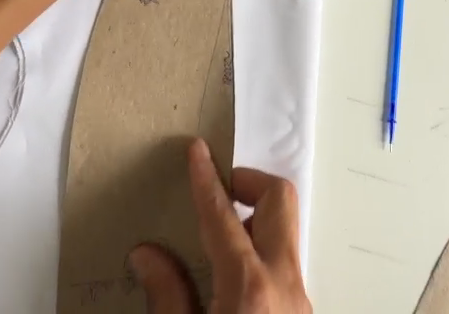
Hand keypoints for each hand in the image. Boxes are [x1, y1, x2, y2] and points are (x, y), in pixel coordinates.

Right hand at [129, 140, 311, 313]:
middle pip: (278, 198)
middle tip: (218, 189)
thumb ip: (168, 296)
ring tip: (222, 237)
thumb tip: (146, 255)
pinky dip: (261, 251)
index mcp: (249, 285)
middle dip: (248, 183)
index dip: (205, 178)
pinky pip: (286, 260)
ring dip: (255, 220)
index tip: (197, 150)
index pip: (223, 215)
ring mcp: (300, 297)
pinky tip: (234, 272)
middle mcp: (284, 282)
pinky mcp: (302, 310)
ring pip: (286, 230)